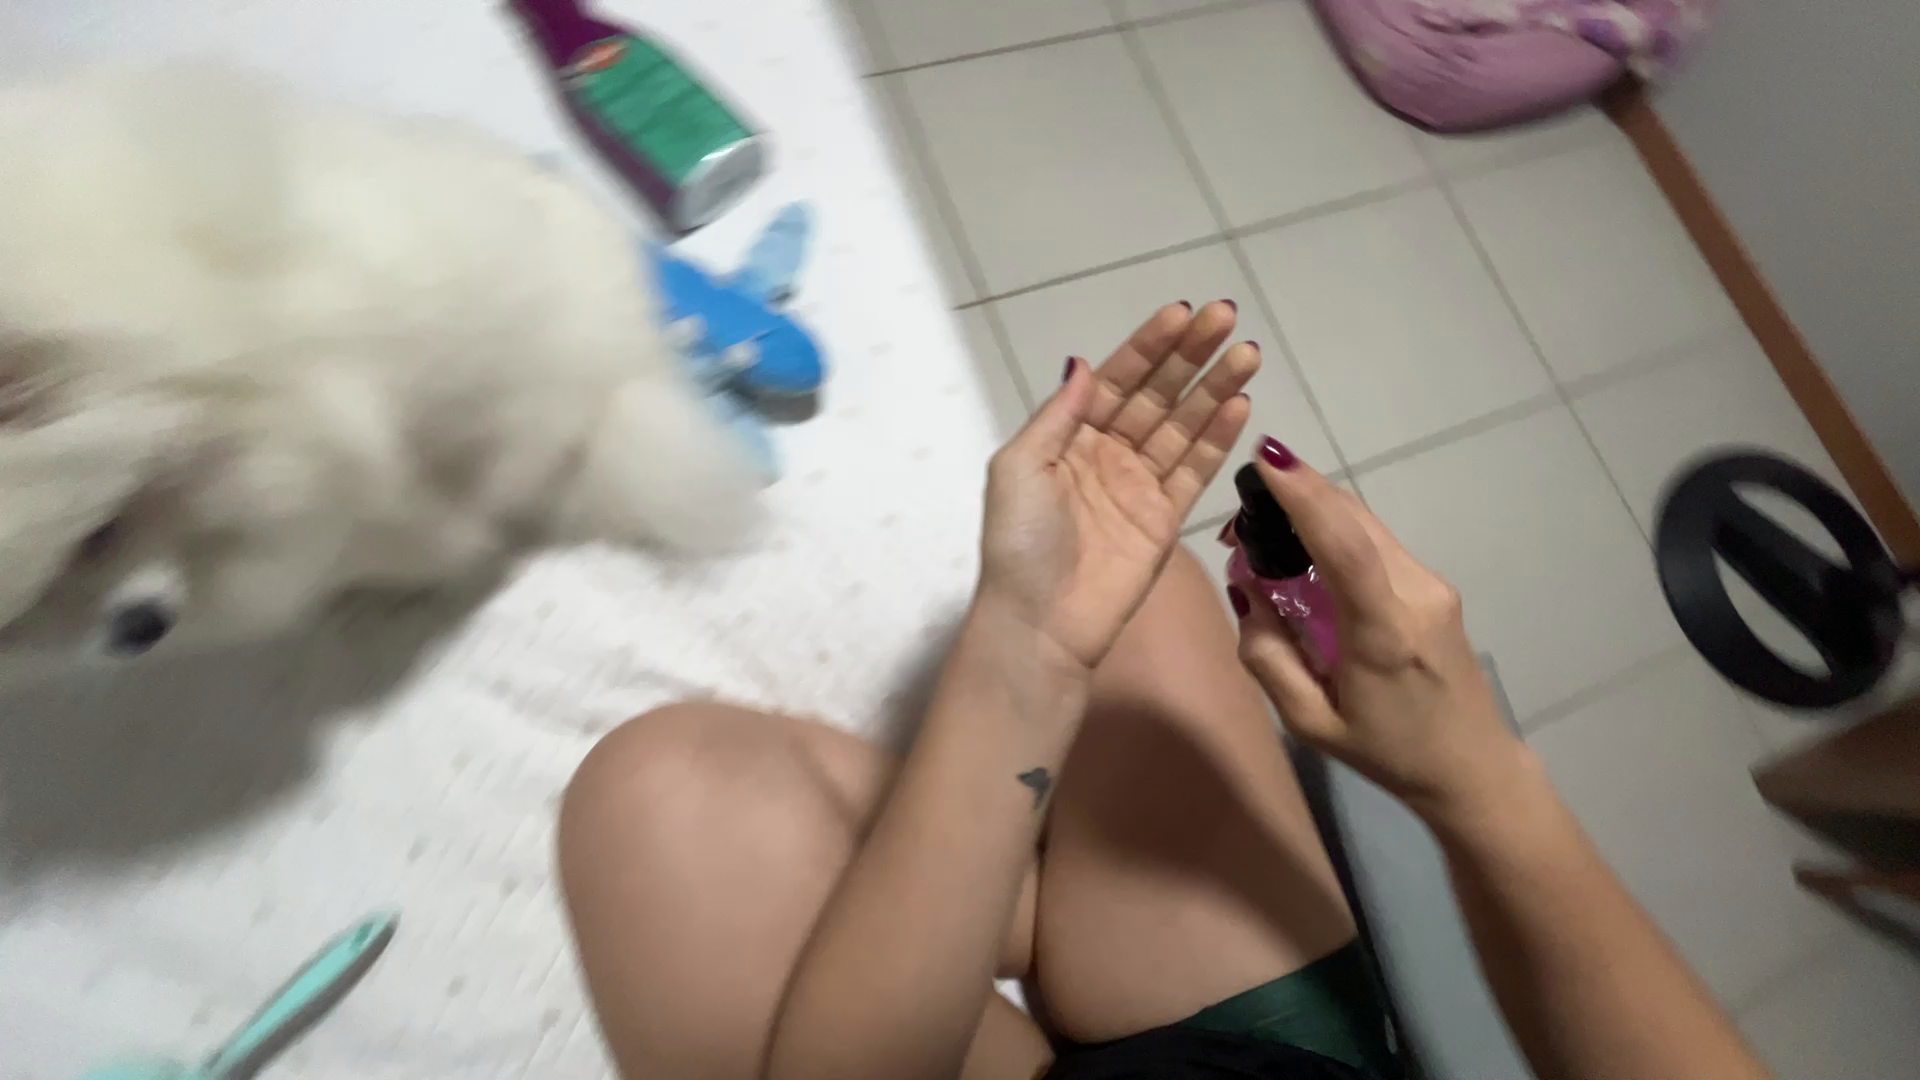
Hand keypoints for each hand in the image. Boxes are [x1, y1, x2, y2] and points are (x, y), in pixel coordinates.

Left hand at [977, 302, 1257, 674]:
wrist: (1041, 621)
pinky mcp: (1165, 519)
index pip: (1114, 381)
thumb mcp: (1019, 467)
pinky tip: (1240, 404)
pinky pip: (1195, 471)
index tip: (1181, 313)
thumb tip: (1083, 363)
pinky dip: (1217, 439)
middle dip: (1189, 356)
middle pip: (1155, 396)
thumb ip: (1058, 415)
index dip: (1146, 347)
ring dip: (1213, 389)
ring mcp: (1138, 486)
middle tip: (1227, 316)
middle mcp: (1106, 455)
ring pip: (1182, 428)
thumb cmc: (1020, 541)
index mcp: (1067, 438)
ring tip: (1248, 353)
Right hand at [1228, 458, 1531, 824]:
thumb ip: (1268, 657)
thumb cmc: (1386, 751)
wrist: (1474, 768)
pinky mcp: (1433, 585)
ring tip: (1258, 534)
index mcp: (1383, 633)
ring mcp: (1432, 585)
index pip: (1345, 545)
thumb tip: (1246, 591)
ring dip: (1309, 510)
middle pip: (1352, 518)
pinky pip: (1372, 539)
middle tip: (1238, 520)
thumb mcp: (1309, 722)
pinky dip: (1330, 529)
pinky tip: (1300, 552)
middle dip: (1293, 496)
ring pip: (1362, 522)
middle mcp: (1416, 594)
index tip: (1267, 458)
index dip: (1305, 496)